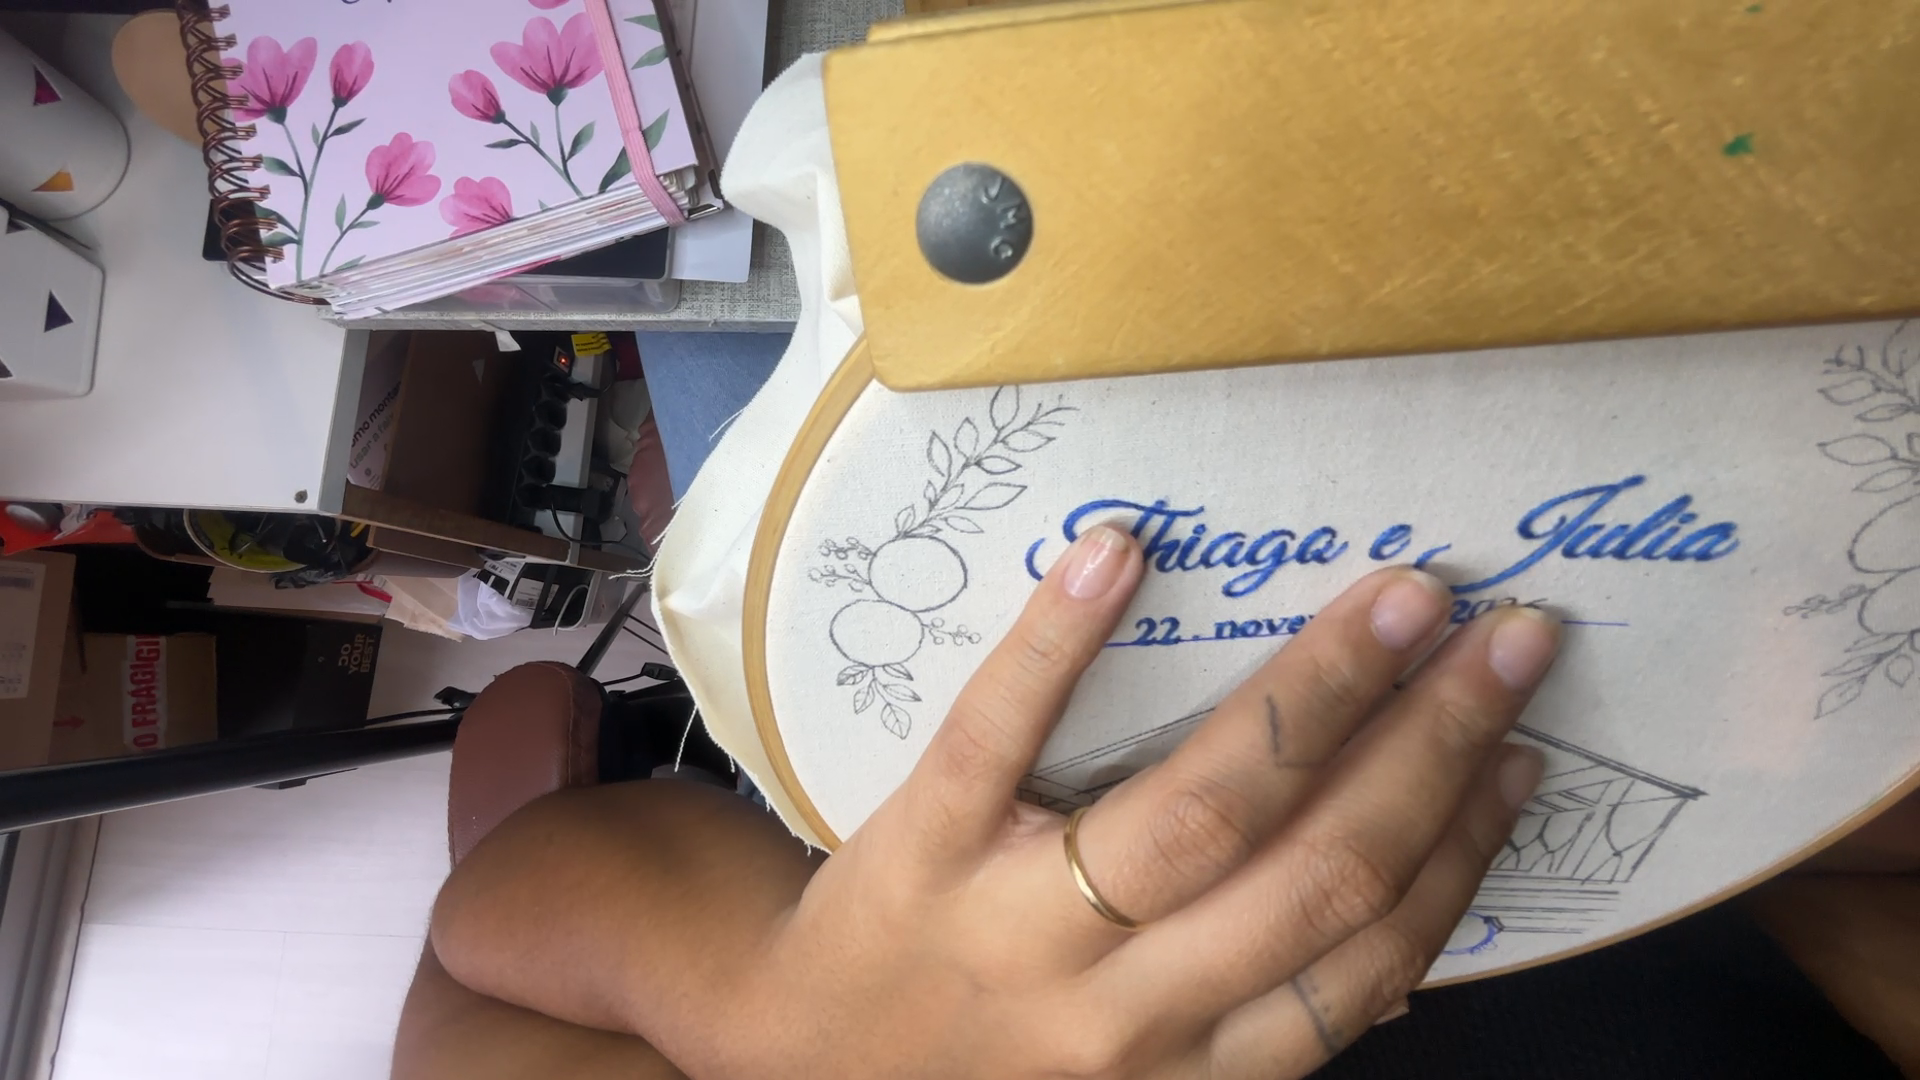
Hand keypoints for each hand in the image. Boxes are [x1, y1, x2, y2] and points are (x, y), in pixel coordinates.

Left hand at [676, 526, 1558, 1079]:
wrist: (803, 1052)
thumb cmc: (985, 1046)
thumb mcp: (1129, 1061)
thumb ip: (1241, 1001)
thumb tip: (1381, 897)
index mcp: (1184, 1060)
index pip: (1360, 958)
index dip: (1458, 852)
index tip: (1519, 754)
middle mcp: (1117, 1002)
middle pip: (1306, 870)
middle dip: (1424, 748)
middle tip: (1498, 636)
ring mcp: (1014, 914)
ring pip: (1198, 809)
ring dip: (1312, 697)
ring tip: (1397, 604)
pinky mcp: (925, 836)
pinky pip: (1001, 729)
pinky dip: (1064, 641)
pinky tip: (1120, 553)